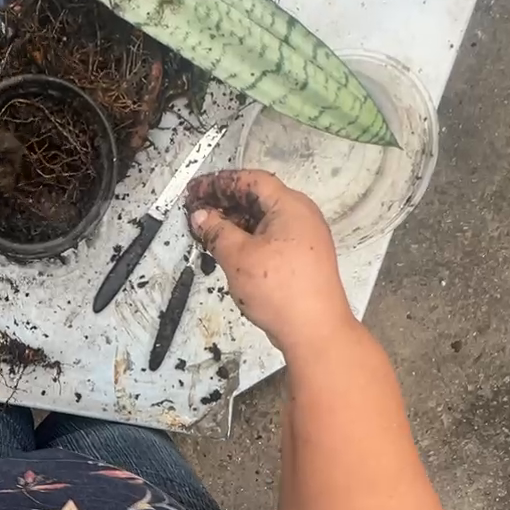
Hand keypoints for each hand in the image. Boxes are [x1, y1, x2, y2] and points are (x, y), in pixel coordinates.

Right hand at [185, 170, 354, 357]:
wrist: (314, 328)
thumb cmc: (278, 289)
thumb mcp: (238, 257)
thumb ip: (216, 232)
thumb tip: (200, 216)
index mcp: (290, 206)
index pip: (251, 180)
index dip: (220, 182)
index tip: (195, 190)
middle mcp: (301, 215)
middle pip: (258, 198)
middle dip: (225, 202)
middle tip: (195, 211)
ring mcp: (303, 237)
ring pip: (263, 220)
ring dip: (234, 222)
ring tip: (206, 232)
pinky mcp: (301, 258)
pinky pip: (270, 237)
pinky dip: (247, 238)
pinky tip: (228, 250)